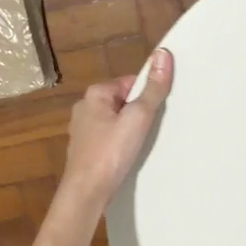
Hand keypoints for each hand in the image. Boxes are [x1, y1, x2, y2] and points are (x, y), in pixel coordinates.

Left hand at [57, 48, 173, 210]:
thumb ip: (152, 89)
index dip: (147, 94)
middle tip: (153, 129)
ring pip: (115, 121)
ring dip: (130, 129)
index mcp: (94, 94)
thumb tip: (163, 53)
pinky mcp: (84, 149)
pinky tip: (128, 156)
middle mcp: (84, 108)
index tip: (159, 112)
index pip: (130, 82)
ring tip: (142, 144)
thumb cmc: (110, 153)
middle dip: (138, 113)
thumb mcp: (137, 118)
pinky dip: (119, 144)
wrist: (86, 192)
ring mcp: (82, 130)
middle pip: (122, 101)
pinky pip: (108, 138)